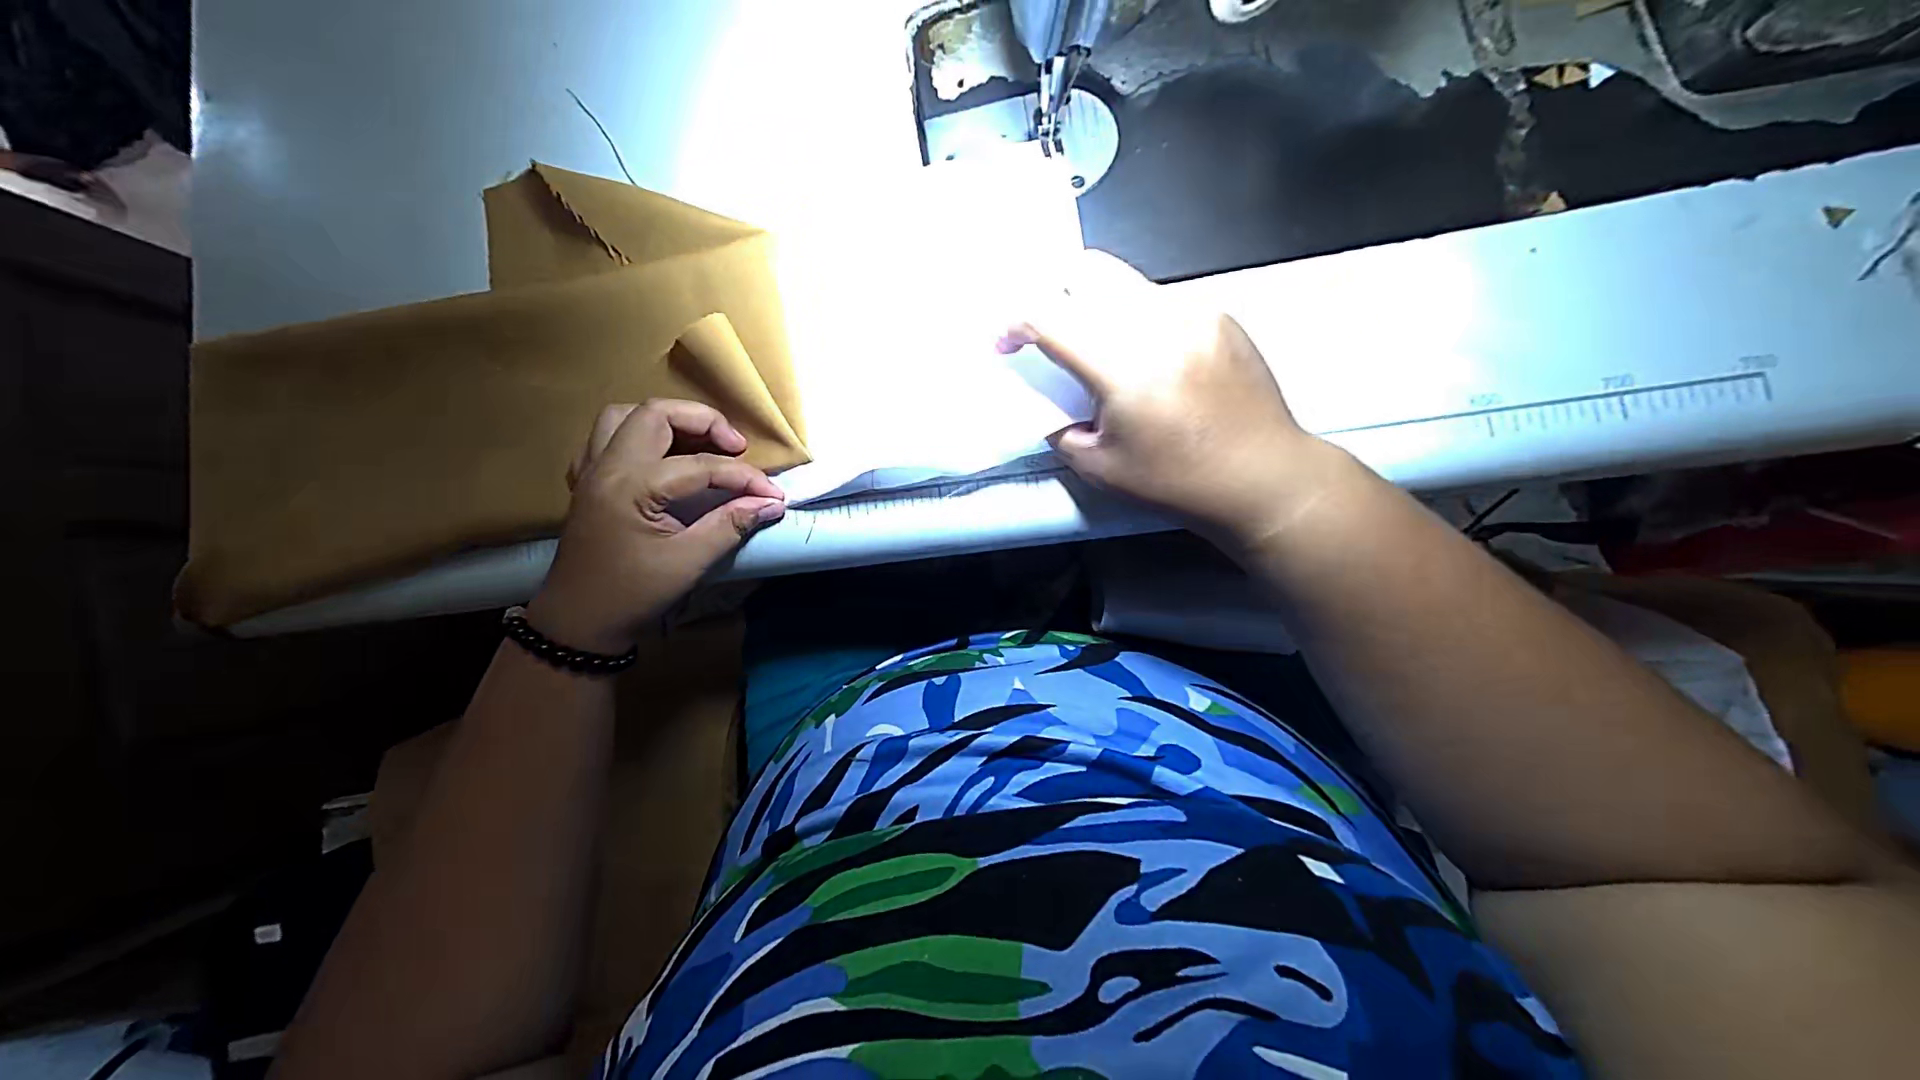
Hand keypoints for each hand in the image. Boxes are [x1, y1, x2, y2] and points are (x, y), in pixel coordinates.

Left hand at [524, 400, 785, 652]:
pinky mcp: (585, 482)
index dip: (744, 477)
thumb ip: (730, 526)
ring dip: (667, 422)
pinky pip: (606, 439)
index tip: (772, 495)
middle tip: (735, 448)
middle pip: (656, 414)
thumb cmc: (632, 595)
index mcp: (631, 486)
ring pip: (624, 416)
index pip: (700, 465)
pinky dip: (637, 438)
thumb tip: (770, 504)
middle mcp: (606, 467)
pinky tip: (658, 459)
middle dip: (703, 422)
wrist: (578, 623)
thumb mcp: (688, 563)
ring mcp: (590, 471)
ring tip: (698, 444)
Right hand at [1001, 250, 1346, 547]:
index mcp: (1126, 368)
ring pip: (1122, 281)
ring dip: (1093, 306)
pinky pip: (1157, 298)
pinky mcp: (1217, 314)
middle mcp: (1159, 325)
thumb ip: (1059, 426)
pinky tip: (1144, 357)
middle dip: (1052, 297)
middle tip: (1046, 335)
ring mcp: (1194, 313)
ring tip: (1097, 349)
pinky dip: (1133, 317)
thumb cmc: (1177, 482)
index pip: (1051, 316)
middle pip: (1085, 273)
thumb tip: (1047, 397)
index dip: (1015, 324)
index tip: (1007, 344)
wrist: (1262, 476)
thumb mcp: (1100, 468)